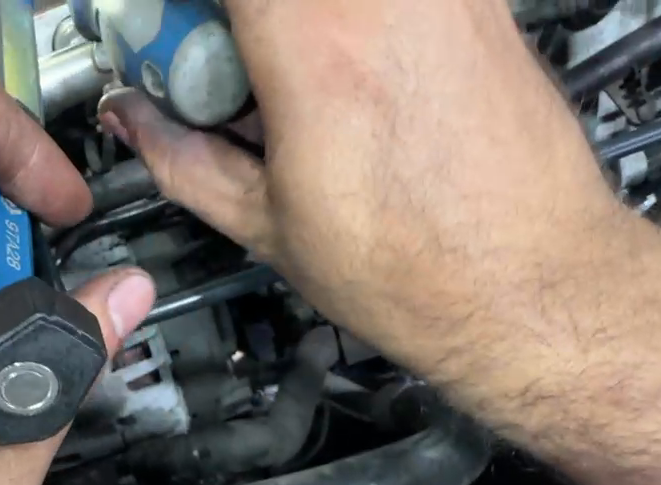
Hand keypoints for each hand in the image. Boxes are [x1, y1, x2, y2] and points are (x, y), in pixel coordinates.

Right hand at [98, 0, 631, 382]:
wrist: (525, 281)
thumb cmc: (414, 270)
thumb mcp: (267, 226)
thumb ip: (183, 158)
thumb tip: (134, 120)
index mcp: (312, 44)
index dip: (180, 7)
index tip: (170, 30)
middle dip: (227, 22)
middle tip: (213, 63)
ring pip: (321, 0)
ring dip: (280, 28)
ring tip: (276, 82)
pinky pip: (381, 2)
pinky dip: (341, 29)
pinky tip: (339, 80)